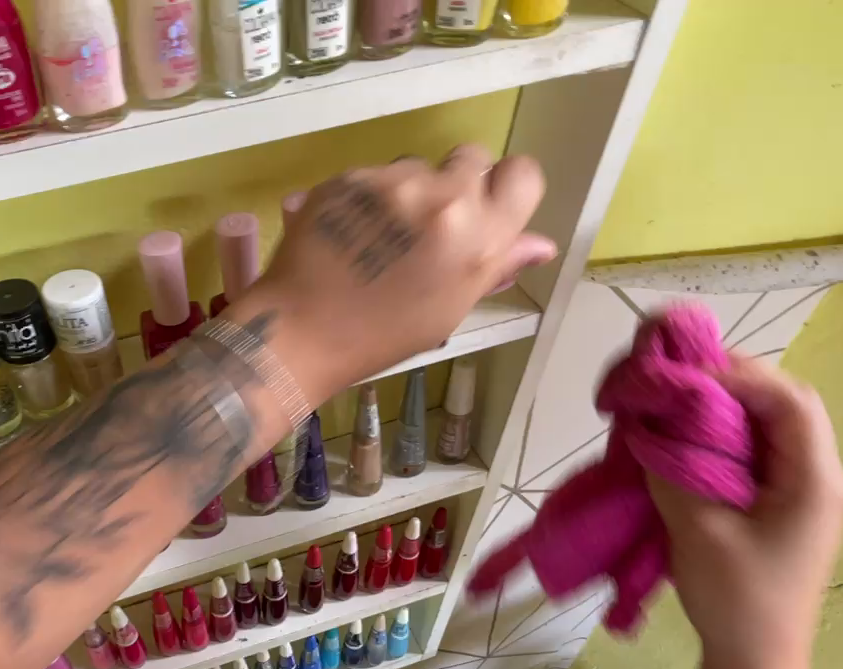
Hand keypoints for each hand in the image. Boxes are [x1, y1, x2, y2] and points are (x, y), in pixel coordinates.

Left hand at [231, 146, 557, 400]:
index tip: (487, 212)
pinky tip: (351, 236)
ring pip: (418, 166)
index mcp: (477, 237)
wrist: (301, 333)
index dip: (507, 191)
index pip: (524, 174)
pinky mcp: (349, 177)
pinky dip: (368, 199)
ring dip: (409, 193)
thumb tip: (540, 244)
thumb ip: (494, 267)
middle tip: (429, 231)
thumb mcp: (448, 310)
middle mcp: (441, 198)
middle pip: (471, 158)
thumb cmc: (381, 336)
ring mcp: (390, 182)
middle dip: (458, 187)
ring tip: (380, 240)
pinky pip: (374, 176)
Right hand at [648, 360, 842, 668]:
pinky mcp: (780, 509)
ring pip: (767, 430)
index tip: (682, 376)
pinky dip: (718, 440)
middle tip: (674, 385)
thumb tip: (651, 430)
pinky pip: (753, 456)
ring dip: (722, 412)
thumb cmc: (737, 600)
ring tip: (673, 408)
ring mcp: (801, 494)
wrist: (756, 662)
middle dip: (728, 386)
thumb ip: (675, 473)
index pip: (789, 403)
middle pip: (782, 408)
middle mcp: (818, 477)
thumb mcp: (698, 533)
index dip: (738, 377)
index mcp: (813, 481)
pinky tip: (684, 445)